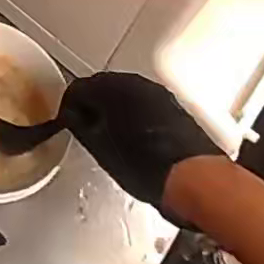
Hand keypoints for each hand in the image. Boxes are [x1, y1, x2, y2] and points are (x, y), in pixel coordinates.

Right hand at [59, 71, 219, 221]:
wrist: (196, 181)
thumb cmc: (145, 165)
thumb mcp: (99, 149)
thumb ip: (80, 126)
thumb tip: (73, 117)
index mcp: (111, 87)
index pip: (78, 88)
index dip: (69, 106)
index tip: (67, 119)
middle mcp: (135, 82)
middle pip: (103, 87)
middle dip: (92, 104)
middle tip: (86, 126)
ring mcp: (158, 94)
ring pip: (126, 94)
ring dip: (115, 109)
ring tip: (111, 135)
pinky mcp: (175, 107)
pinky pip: (145, 104)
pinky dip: (135, 115)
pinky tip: (136, 138)